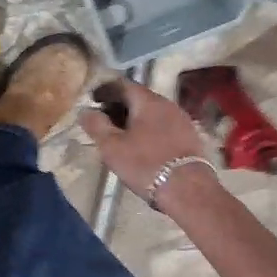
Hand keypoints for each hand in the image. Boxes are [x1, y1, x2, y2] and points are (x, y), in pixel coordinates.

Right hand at [78, 79, 212, 213]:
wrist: (190, 191)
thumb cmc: (146, 164)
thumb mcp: (112, 146)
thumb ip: (96, 125)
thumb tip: (85, 111)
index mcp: (147, 101)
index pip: (122, 84)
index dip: (105, 90)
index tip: (92, 100)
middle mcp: (167, 104)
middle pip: (139, 98)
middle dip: (119, 106)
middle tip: (104, 120)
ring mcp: (182, 121)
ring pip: (152, 112)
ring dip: (135, 119)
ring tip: (122, 135)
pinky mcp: (191, 138)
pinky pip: (164, 125)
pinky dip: (149, 129)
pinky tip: (143, 145)